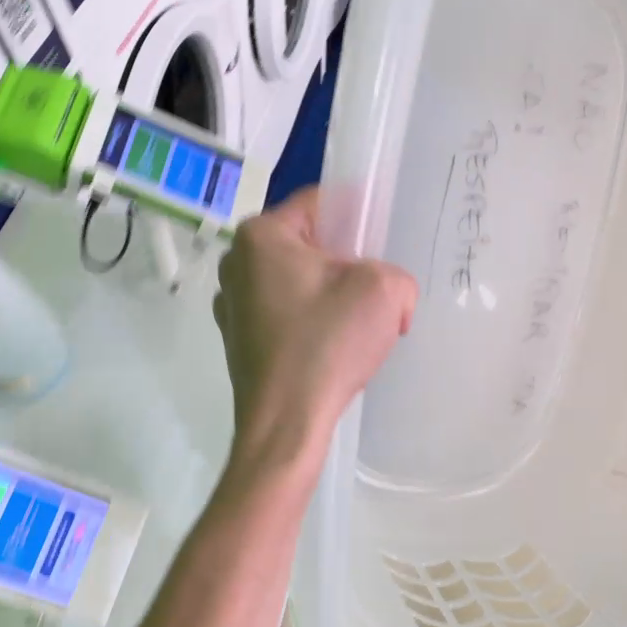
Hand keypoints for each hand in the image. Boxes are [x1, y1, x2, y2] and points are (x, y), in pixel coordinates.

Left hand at [213, 187, 417, 468]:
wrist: (285, 422)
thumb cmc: (327, 345)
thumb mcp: (383, 292)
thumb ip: (395, 274)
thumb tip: (388, 296)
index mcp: (260, 236)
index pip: (318, 204)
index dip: (357, 217)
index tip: (380, 244)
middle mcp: (235, 264)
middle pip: (305, 246)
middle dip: (342, 264)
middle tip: (370, 293)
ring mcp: (230, 306)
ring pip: (294, 284)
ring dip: (326, 298)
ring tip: (352, 328)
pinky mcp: (236, 341)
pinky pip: (282, 317)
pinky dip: (307, 326)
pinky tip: (328, 351)